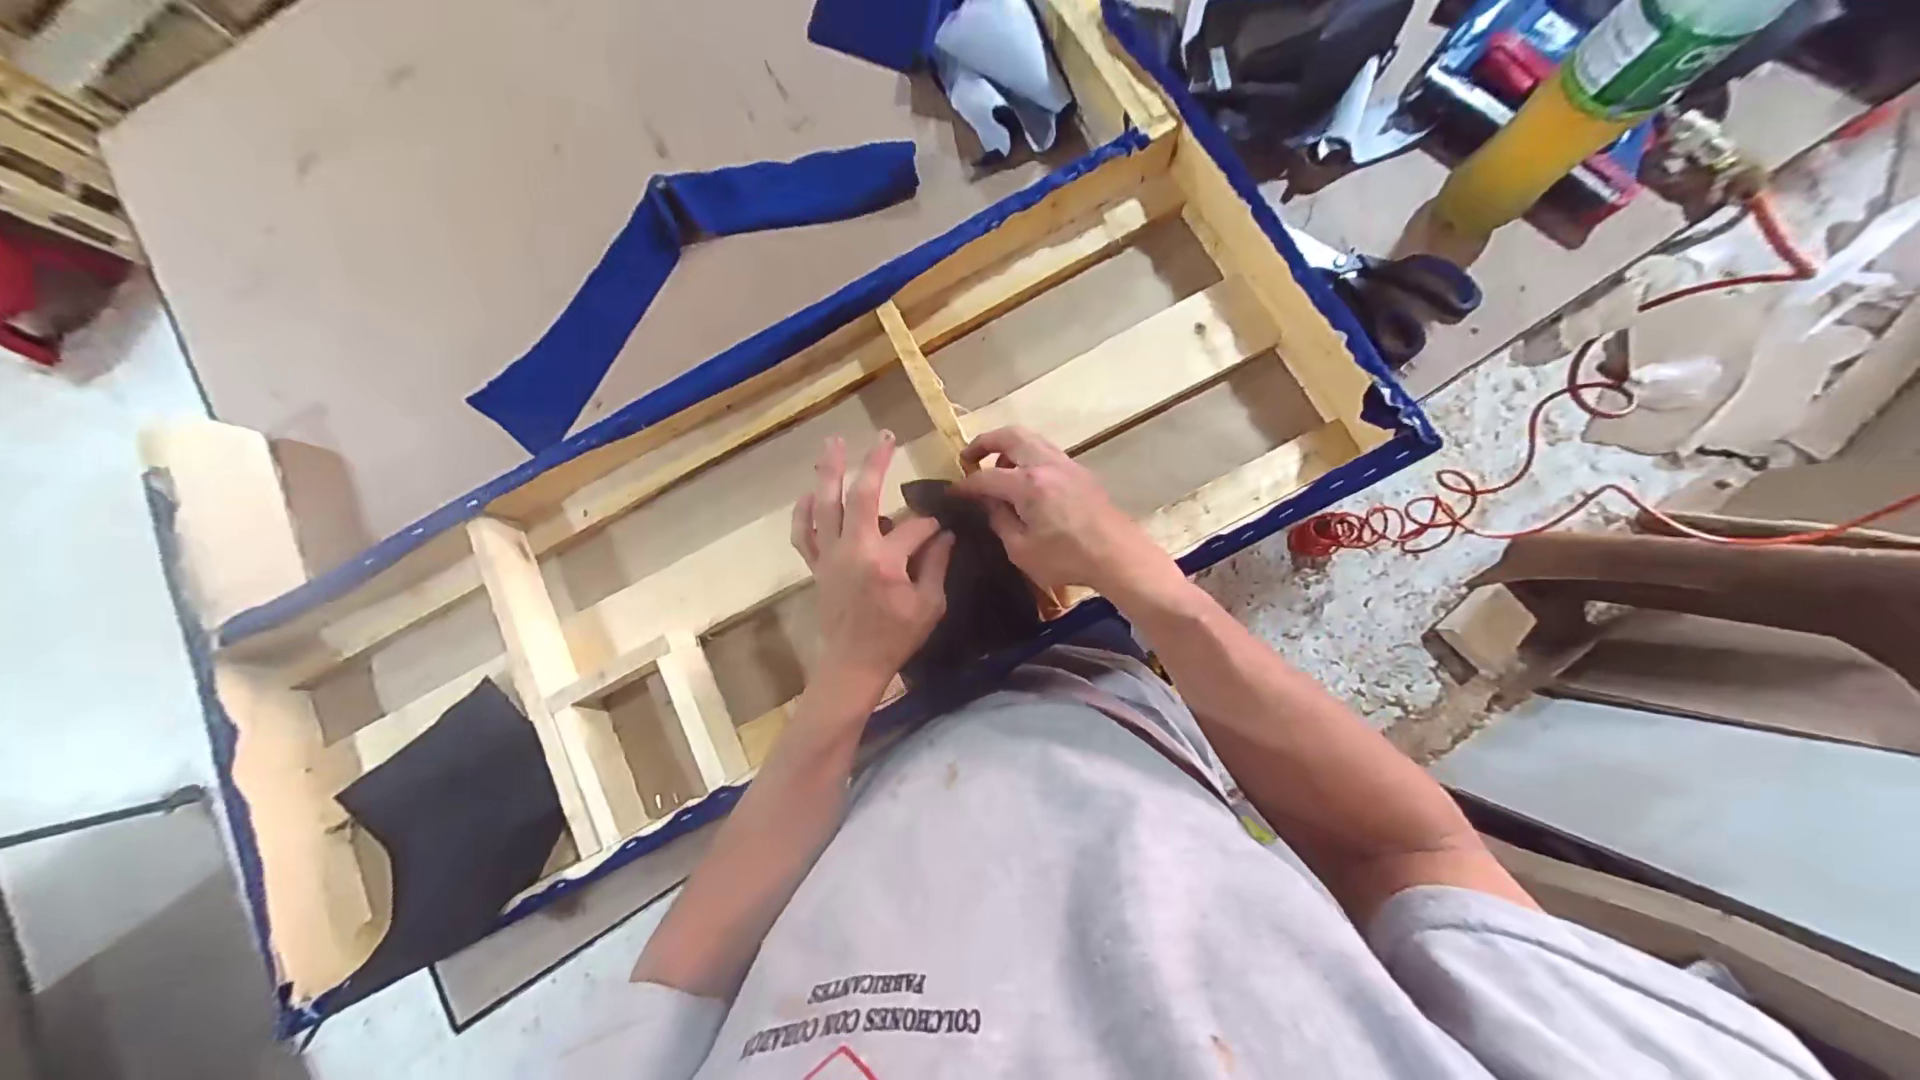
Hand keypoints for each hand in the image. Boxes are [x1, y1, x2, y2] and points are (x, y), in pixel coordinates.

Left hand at [791, 433, 954, 698]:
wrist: (852, 665)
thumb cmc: (895, 639)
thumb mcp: (930, 606)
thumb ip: (937, 566)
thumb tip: (946, 535)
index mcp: (885, 562)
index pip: (914, 528)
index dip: (932, 524)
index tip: (943, 527)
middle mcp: (853, 550)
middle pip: (862, 495)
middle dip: (875, 463)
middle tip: (884, 437)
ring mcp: (830, 556)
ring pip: (825, 505)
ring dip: (829, 471)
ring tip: (833, 442)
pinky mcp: (817, 566)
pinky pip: (804, 534)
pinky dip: (802, 513)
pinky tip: (808, 494)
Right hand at [951, 427, 1181, 599]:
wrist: (1118, 557)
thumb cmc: (1067, 559)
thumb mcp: (1021, 550)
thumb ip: (999, 521)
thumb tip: (988, 504)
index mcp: (1028, 484)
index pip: (986, 476)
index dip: (965, 485)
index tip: (952, 493)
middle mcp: (1047, 464)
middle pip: (1010, 436)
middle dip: (985, 442)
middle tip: (969, 458)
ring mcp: (1067, 465)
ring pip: (1032, 439)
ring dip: (1009, 447)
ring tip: (998, 469)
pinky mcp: (1081, 474)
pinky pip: (1047, 452)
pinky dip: (1029, 456)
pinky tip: (1026, 482)